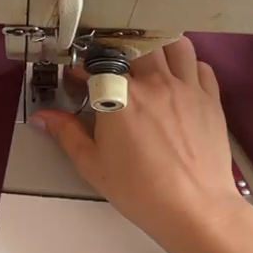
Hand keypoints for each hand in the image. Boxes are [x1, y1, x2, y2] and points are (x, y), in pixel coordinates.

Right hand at [31, 38, 252, 247]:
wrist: (195, 209)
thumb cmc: (140, 189)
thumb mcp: (92, 163)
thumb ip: (65, 132)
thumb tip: (41, 117)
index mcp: (119, 97)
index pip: (95, 62)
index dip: (82, 66)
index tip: (77, 76)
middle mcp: (153, 84)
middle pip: (135, 43)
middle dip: (119, 48)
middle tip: (112, 64)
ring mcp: (185, 88)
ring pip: (173, 44)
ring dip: (157, 46)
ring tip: (146, 60)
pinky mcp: (210, 99)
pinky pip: (200, 66)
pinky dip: (186, 64)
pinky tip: (176, 78)